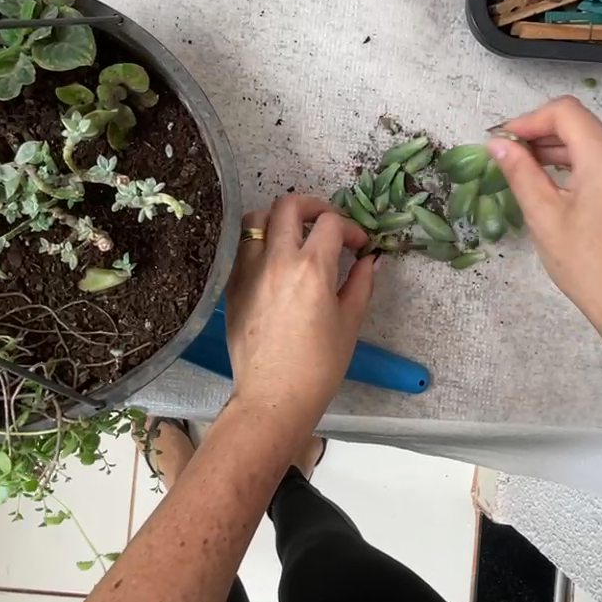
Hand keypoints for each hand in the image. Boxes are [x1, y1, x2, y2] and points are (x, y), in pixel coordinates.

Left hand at [224, 194, 377, 418]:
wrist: (274, 396)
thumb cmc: (318, 366)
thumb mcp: (349, 323)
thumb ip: (360, 283)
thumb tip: (369, 260)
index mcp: (311, 268)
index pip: (330, 222)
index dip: (349, 227)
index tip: (357, 245)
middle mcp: (276, 261)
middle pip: (288, 205)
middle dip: (313, 206)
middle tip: (327, 224)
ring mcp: (249, 271)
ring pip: (256, 220)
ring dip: (279, 220)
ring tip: (295, 237)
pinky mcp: (233, 286)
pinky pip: (243, 248)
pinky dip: (260, 244)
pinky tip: (275, 264)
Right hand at [487, 96, 601, 342]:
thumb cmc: (587, 265)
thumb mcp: (544, 216)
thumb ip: (520, 172)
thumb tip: (498, 144)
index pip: (564, 112)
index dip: (528, 120)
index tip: (504, 141)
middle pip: (583, 127)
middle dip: (543, 137)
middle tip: (510, 160)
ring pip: (599, 146)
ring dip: (564, 154)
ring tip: (533, 176)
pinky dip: (586, 168)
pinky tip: (566, 193)